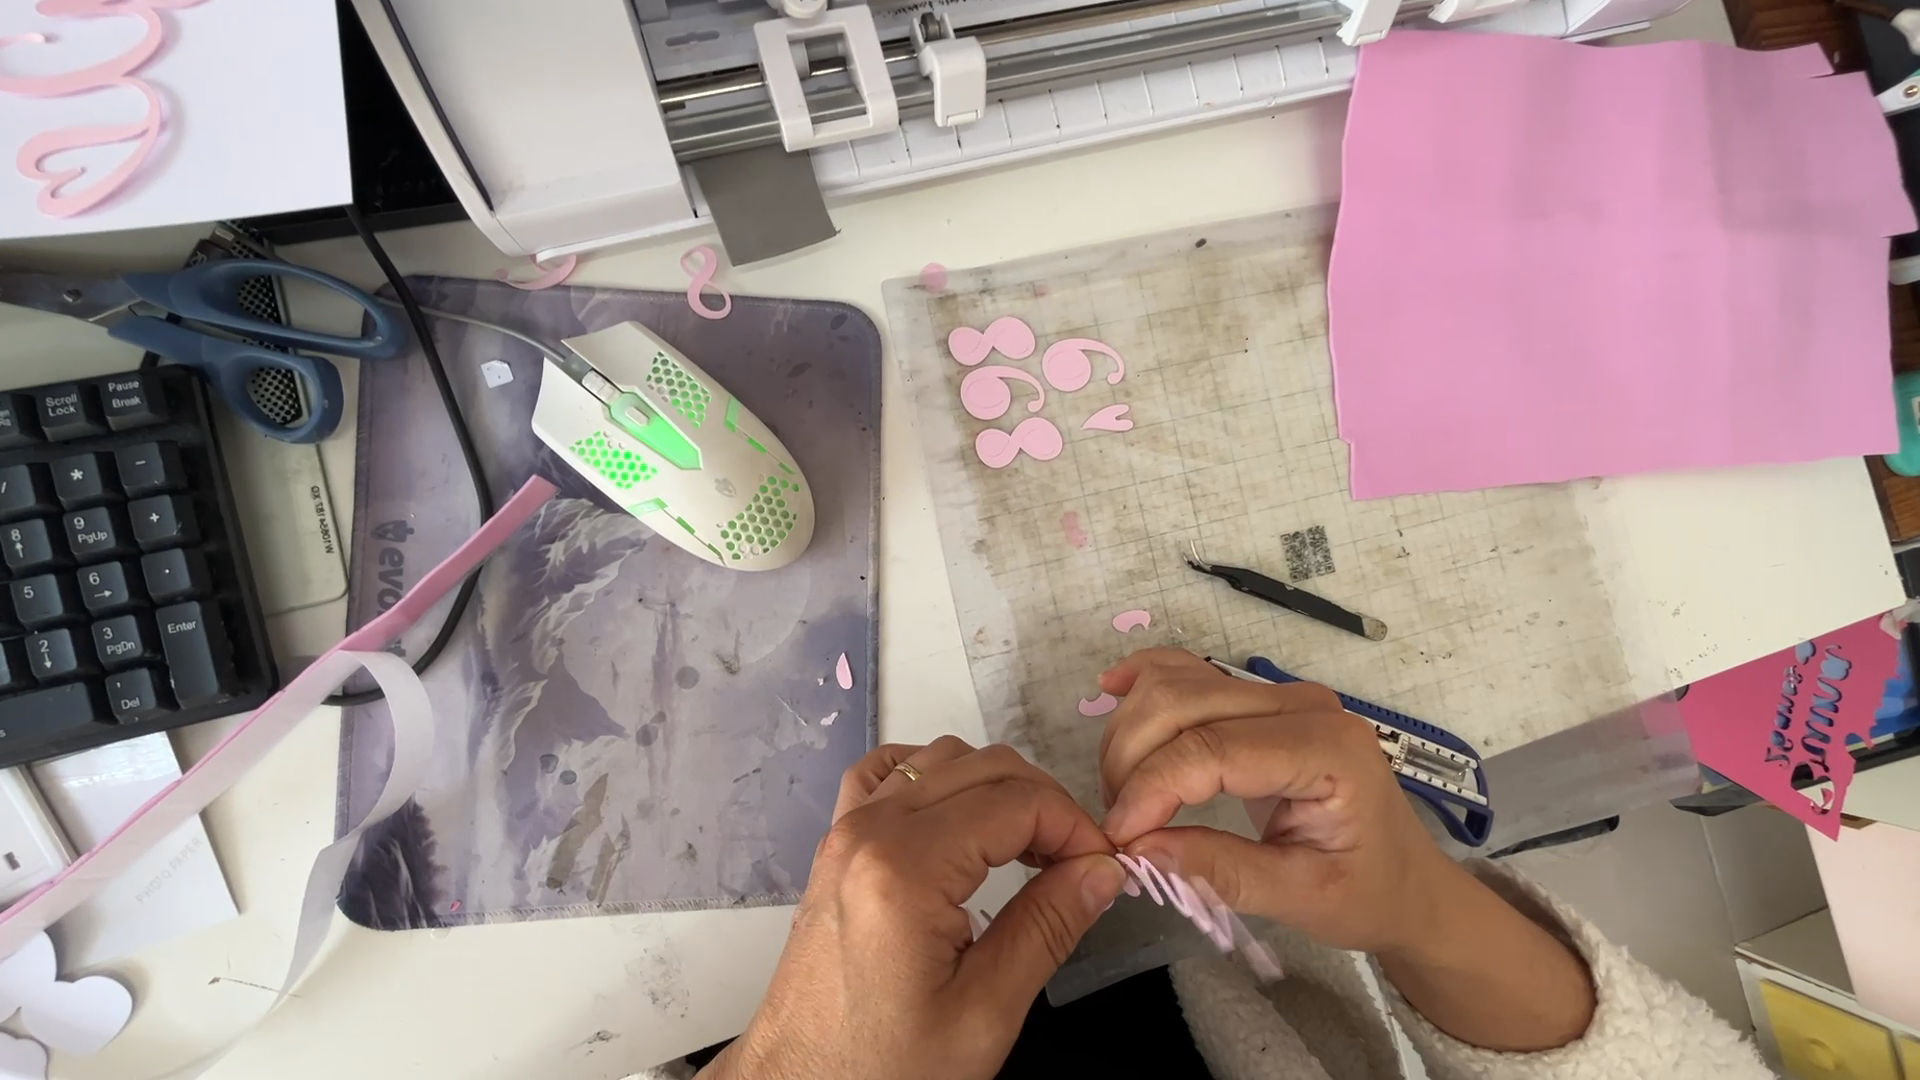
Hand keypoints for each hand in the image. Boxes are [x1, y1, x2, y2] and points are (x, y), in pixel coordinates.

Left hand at [702, 737, 1128, 1079]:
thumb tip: (1102, 869)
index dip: (1072, 824)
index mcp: (907, 866)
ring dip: (996, 785)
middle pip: (983, 766)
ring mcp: (848, 826)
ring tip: (1027, 843)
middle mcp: (872, 827)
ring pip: (941, 756)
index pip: (1015, 802)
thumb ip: (1047, 927)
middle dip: (1043, 802)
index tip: (1102, 864)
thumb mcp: (983, 1014)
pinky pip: (887, 770)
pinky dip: (933, 772)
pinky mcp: (838, 839)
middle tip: (1076, 859)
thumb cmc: (884, 1070)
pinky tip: (956, 808)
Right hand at [1096, 649, 1592, 1050]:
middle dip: (1131, 760)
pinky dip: (1142, 679)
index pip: (1211, 748)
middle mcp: (1297, 701)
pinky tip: (1112, 690)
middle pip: (1181, 702)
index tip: (1118, 837)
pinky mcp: (1252, 694)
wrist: (1408, 880)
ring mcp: (1273, 691)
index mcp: (1324, 747)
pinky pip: (1185, 669)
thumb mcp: (1303, 900)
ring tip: (1122, 791)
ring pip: (1173, 681)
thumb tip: (1138, 847)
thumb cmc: (1368, 893)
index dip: (1152, 788)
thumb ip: (1220, 870)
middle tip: (1119, 823)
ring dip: (1130, 730)